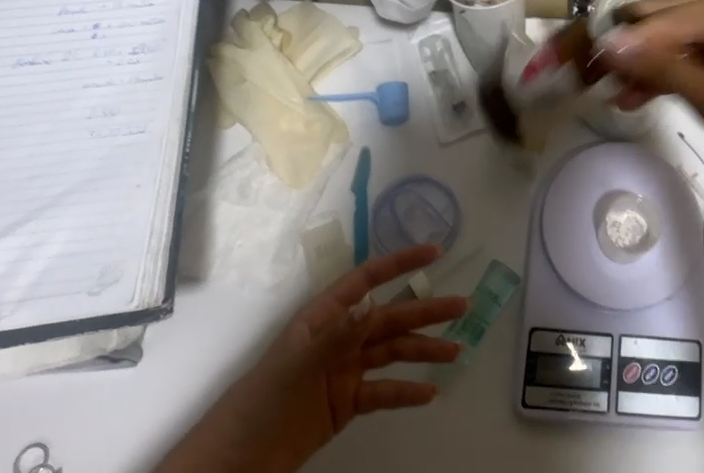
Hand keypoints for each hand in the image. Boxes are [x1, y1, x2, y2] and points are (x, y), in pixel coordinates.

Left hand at [154, 244, 467, 472]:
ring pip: (392, 353)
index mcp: (323, 318)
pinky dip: (405, 391)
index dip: (400, 263)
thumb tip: (372, 302)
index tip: (435, 252)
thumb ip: (339, 335)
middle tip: (463, 306)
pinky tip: (429, 393)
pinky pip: (382, 391)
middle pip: (389, 318)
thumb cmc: (263, 400)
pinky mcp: (346, 403)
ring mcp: (344, 370)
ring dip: (423, 351)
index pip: (368, 280)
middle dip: (425, 311)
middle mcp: (338, 338)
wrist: (240, 458)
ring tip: (455, 352)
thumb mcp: (299, 364)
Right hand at [598, 0, 703, 194]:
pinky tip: (635, 95)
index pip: (655, 20)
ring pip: (669, 35)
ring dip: (640, 62)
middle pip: (658, 18)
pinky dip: (666, 68)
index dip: (613, 44)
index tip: (575, 67)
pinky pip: (690, 47)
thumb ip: (659, 68)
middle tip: (582, 78)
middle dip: (621, 49)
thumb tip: (606, 45)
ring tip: (606, 94)